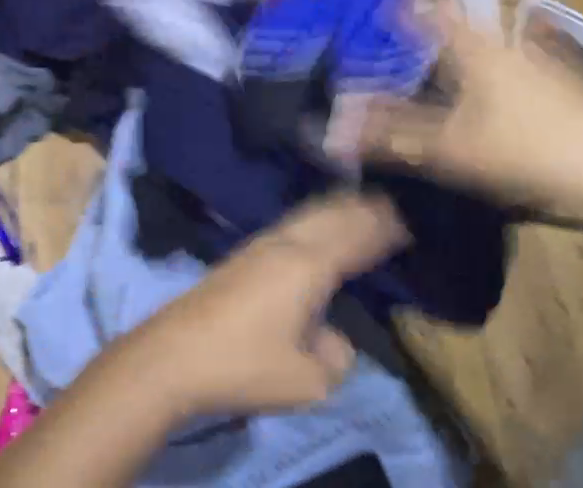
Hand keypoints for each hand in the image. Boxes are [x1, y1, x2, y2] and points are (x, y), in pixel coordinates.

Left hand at [120, 194, 408, 417]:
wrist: (173, 355)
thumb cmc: (244, 366)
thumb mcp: (309, 380)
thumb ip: (336, 355)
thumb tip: (333, 335)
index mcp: (306, 266)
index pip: (354, 238)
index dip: (381, 228)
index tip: (409, 220)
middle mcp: (283, 245)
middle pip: (328, 215)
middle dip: (359, 208)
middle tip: (390, 203)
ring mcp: (256, 247)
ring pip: (304, 216)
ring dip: (333, 209)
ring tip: (357, 206)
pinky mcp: (238, 258)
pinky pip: (288, 226)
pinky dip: (312, 220)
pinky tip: (312, 229)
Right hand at [358, 11, 582, 226]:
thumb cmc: (532, 150)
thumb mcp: (451, 148)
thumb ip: (390, 136)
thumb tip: (333, 126)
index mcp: (476, 49)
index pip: (429, 9)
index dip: (402, 2)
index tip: (378, 0)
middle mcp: (507, 45)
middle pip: (459, 25)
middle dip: (428, 25)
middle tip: (400, 32)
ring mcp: (542, 63)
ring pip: (487, 45)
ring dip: (459, 48)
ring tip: (434, 64)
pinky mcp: (566, 87)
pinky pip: (510, 64)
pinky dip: (487, 69)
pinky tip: (486, 96)